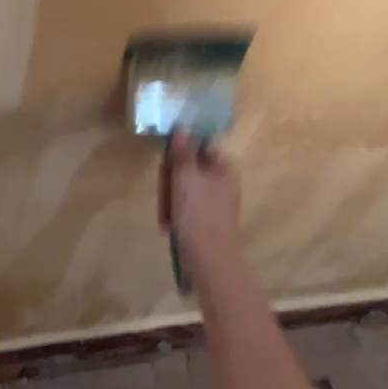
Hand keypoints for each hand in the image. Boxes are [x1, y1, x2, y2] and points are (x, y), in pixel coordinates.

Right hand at [165, 131, 240, 256]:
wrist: (208, 260)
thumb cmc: (198, 215)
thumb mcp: (186, 178)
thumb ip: (183, 152)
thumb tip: (183, 127)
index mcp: (223, 168)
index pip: (199, 146)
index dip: (180, 152)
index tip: (166, 164)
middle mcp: (221, 182)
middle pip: (187, 167)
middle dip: (170, 180)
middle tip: (164, 194)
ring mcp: (213, 202)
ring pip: (182, 188)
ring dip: (169, 199)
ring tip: (166, 217)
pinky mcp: (205, 220)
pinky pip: (184, 207)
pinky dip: (174, 214)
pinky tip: (168, 226)